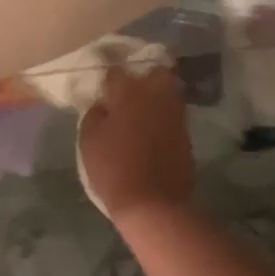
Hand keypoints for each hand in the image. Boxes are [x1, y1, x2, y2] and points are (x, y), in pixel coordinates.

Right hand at [78, 65, 194, 219]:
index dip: (108, 79)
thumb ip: (94, 114)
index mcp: (129, 92)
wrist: (153, 203)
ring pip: (168, 93)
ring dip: (155, 97)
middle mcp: (156, 96)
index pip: (116, 71)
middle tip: (129, 93)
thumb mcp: (89, 139)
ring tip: (140, 112)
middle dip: (144, 77)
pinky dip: (163, 118)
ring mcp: (175, 115)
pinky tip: (151, 131)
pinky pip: (173, 116)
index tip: (102, 89)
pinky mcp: (186, 135)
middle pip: (155, 72)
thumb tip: (103, 104)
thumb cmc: (114, 168)